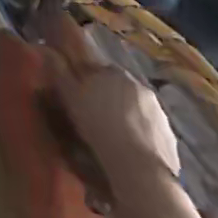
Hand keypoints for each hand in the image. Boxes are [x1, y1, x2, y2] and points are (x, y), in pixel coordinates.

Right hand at [30, 1, 180, 200]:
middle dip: (108, 98)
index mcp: (112, 73)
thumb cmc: (97, 126)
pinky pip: (149, 132)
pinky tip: (128, 153)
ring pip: (136, 110)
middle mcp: (138, 86)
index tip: (78, 96)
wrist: (137, 167)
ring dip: (125, 118)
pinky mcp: (169, 137)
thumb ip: (59, 72)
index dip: (87, 81)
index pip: (98, 69)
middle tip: (92, 118)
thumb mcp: (69, 97)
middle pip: (119, 88)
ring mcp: (158, 112)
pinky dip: (139, 137)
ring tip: (111, 139)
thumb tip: (47, 50)